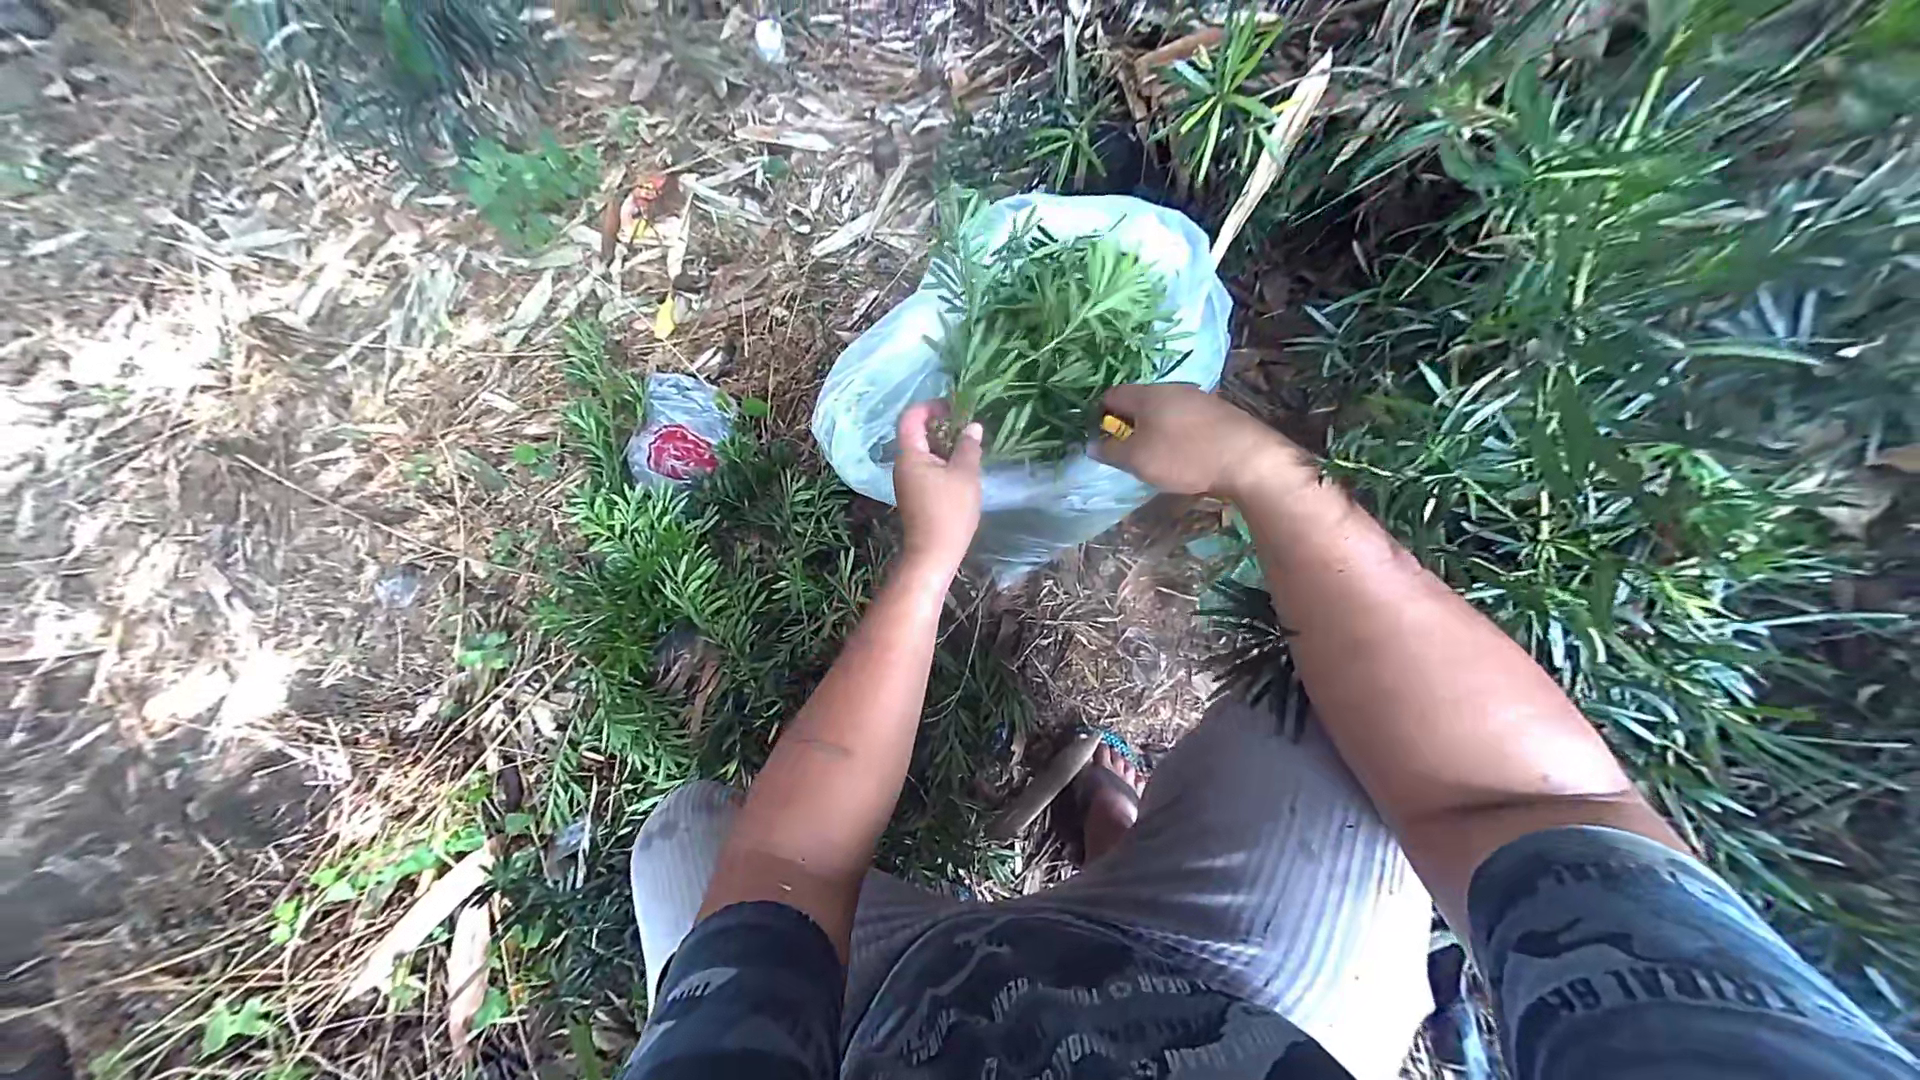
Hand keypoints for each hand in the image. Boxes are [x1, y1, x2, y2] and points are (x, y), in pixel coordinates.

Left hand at [893, 402, 982, 576]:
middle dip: (940, 425)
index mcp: (909, 454)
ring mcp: (906, 481)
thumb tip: (972, 427)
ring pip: (922, 452)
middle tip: (966, 426)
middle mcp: (902, 465)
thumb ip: (968, 446)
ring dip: (944, 445)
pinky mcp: (914, 495)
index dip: (930, 407)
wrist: (933, 553)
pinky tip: (961, 469)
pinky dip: (942, 462)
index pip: (911, 417)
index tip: (953, 407)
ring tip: (968, 447)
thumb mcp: (965, 474)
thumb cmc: (949, 511)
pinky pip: (925, 468)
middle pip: (915, 433)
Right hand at [1092, 384, 1310, 499]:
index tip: (1102, 440)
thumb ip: (1110, 451)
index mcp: (1147, 394)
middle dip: (1127, 424)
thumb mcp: (1137, 460)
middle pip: (1138, 402)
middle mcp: (1172, 388)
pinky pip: (1184, 419)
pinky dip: (1175, 433)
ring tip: (1155, 456)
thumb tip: (1092, 444)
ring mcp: (1198, 398)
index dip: (1099, 416)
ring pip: (1163, 410)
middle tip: (1127, 452)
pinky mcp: (1218, 412)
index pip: (1111, 395)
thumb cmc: (1184, 457)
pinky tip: (1183, 454)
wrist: (1248, 459)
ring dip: (1152, 429)